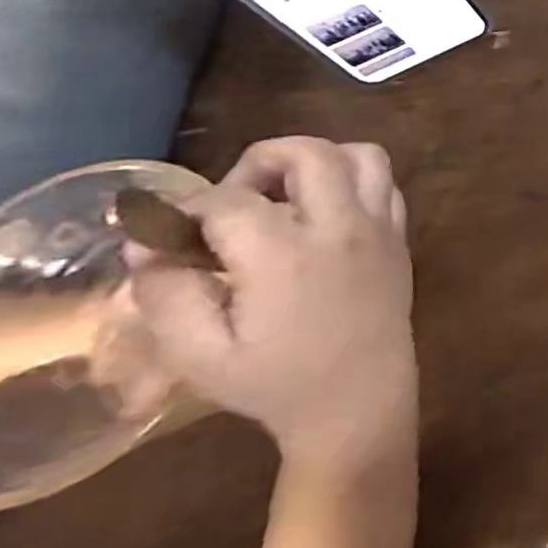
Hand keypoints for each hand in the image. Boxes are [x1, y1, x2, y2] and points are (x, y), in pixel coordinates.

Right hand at [128, 137, 415, 469]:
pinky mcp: (400, 233)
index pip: (230, 200)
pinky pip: (385, 181)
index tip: (170, 233)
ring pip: (362, 154)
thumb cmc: (277, 381)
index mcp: (286, 256)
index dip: (187, 208)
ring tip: (285, 194)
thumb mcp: (199, 355)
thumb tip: (147, 244)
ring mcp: (380, 225)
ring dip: (319, 160)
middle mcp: (342, 227)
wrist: (359, 395)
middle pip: (309, 152)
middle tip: (235, 200)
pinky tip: (325, 212)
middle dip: (260, 160)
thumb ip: (168, 295)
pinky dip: (353, 179)